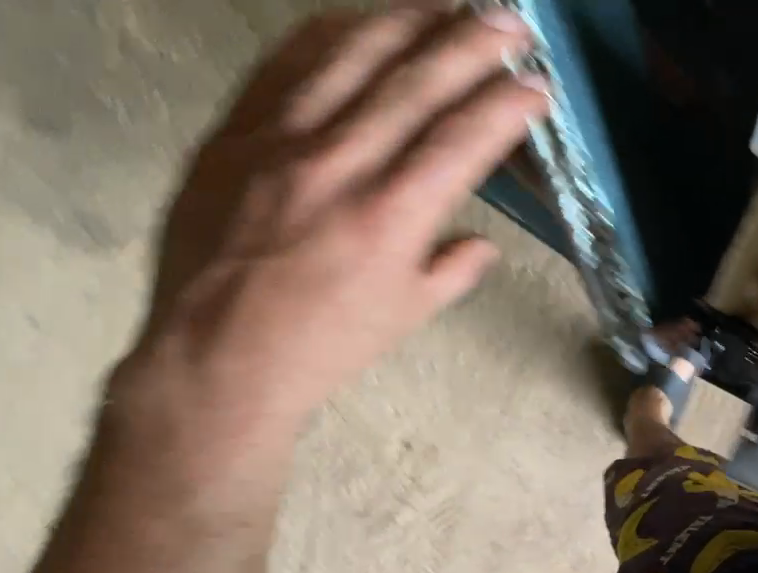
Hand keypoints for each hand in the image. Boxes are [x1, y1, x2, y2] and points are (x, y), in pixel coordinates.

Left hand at [114, 3, 549, 445]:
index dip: (504, 106)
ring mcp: (279, 141)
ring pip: (348, 57)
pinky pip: (284, 65)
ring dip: (405, 19)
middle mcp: (338, 167)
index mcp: (391, 220)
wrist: (220, 353)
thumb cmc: (327, 345)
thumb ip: (451, 270)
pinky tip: (362, 18)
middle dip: (470, 44)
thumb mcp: (408, 315)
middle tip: (511, 20)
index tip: (537, 85)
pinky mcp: (234, 132)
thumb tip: (480, 242)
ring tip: (447, 1)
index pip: (460, 141)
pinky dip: (329, 34)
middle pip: (413, 84)